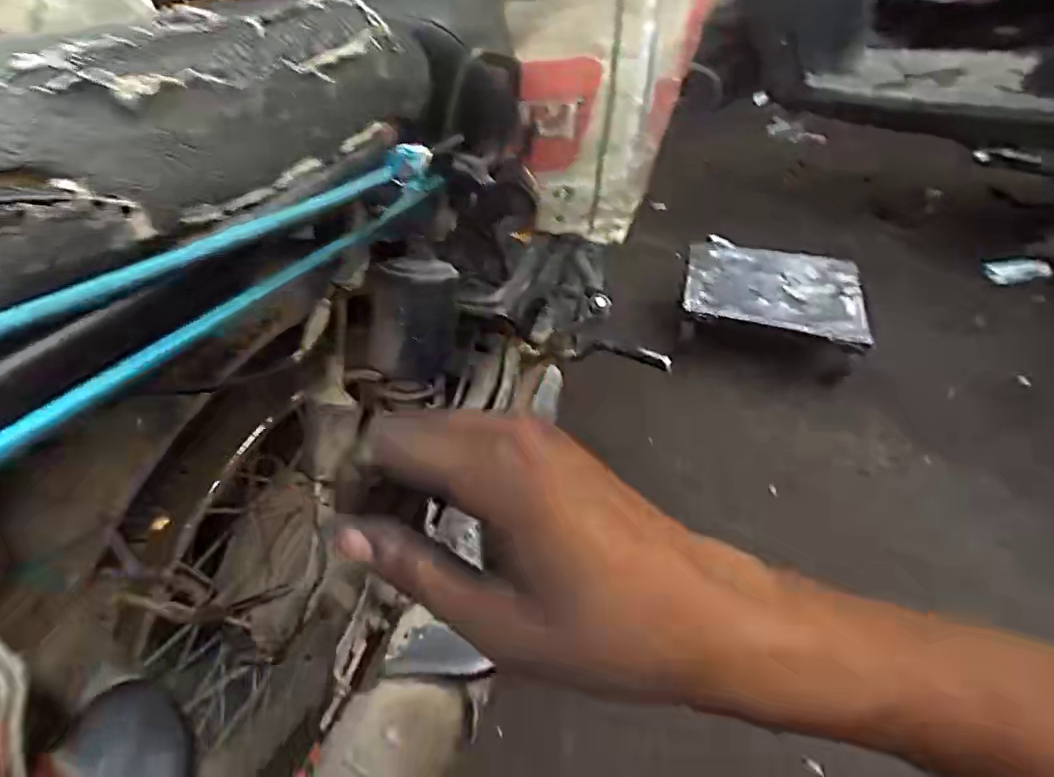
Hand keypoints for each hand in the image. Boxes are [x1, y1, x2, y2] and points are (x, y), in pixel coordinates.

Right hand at [334, 411, 778, 702]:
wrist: (710, 612)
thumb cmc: (605, 630)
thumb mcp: (497, 623)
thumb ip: (412, 568)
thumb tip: (344, 534)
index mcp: (493, 466)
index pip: (384, 441)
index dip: (354, 478)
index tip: (351, 524)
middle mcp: (503, 427)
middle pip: (402, 426)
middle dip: (376, 471)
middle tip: (375, 532)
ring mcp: (524, 424)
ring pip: (429, 425)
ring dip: (406, 467)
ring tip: (409, 527)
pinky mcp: (538, 432)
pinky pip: (463, 431)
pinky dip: (439, 461)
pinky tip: (451, 510)